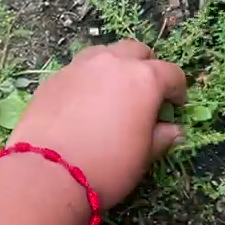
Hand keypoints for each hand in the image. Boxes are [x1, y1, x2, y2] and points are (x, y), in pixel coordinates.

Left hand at [6, 40, 186, 209]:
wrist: (47, 173)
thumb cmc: (107, 166)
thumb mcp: (143, 156)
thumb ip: (161, 137)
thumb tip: (173, 130)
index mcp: (144, 79)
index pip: (171, 73)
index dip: (177, 90)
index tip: (175, 106)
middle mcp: (112, 63)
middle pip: (136, 51)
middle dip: (145, 67)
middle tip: (144, 94)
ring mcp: (80, 66)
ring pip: (104, 53)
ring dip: (114, 66)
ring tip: (112, 91)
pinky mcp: (54, 77)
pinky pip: (78, 69)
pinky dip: (87, 80)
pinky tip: (83, 103)